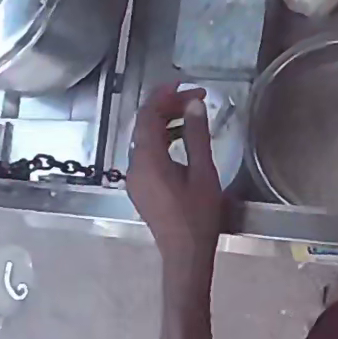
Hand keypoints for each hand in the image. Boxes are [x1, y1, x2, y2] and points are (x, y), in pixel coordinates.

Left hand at [128, 85, 222, 278]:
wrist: (184, 254)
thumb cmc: (198, 215)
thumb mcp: (203, 173)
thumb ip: (197, 136)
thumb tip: (194, 104)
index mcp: (148, 160)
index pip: (148, 116)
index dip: (164, 95)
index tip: (185, 84)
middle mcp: (134, 166)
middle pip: (144, 126)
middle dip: (167, 107)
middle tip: (195, 98)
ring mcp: (135, 178)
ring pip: (145, 140)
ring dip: (165, 123)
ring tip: (191, 115)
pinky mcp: (141, 188)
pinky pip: (147, 154)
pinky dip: (162, 140)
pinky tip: (181, 141)